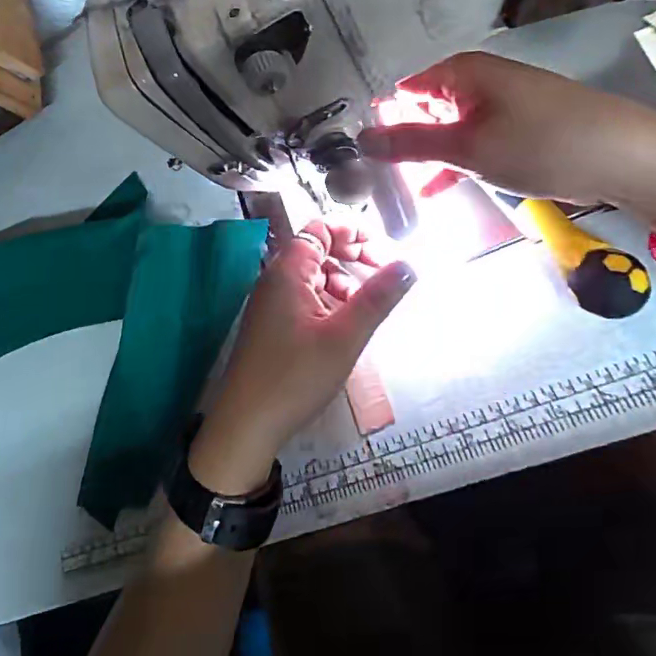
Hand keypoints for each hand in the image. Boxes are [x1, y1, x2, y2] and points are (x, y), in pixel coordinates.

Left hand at [191, 221, 415, 492]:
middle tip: (386, 272)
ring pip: (313, 275)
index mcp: (288, 272)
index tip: (386, 251)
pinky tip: (347, 322)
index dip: (355, 232)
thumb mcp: (345, 337)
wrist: (245, 426)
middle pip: (318, 248)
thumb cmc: (295, 377)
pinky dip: (330, 300)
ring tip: (370, 301)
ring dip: (344, 279)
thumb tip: (409, 263)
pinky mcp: (273, 326)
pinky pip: (306, 298)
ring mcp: (272, 304)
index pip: (321, 229)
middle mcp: (275, 280)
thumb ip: (378, 297)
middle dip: (354, 254)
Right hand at [358, 52, 655, 233]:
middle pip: (426, 109)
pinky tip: (438, 189)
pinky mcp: (521, 132)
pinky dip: (457, 164)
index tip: (361, 157)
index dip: (382, 121)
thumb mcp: (467, 146)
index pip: (405, 91)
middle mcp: (480, 82)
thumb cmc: (537, 143)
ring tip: (402, 190)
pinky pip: (476, 144)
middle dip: (403, 142)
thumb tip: (361, 137)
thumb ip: (412, 143)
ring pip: (451, 131)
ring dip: (429, 158)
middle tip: (378, 180)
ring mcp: (503, 107)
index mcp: (462, 72)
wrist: (618, 154)